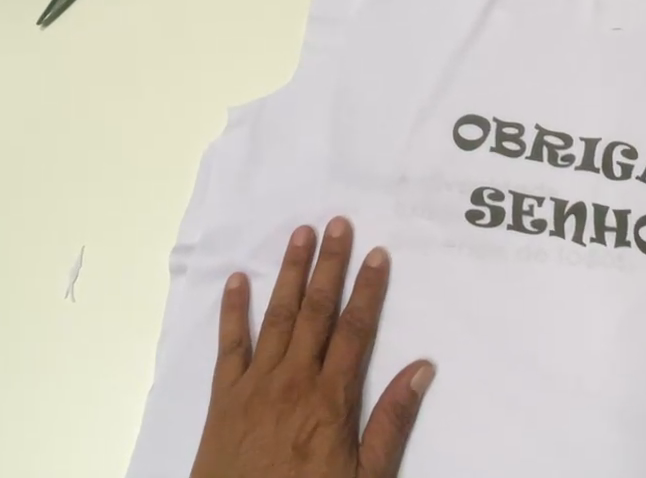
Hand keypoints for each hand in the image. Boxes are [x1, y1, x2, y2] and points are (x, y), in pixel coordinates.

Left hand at [190, 219, 433, 477]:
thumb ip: (392, 422)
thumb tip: (423, 368)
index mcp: (330, 398)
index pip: (355, 329)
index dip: (369, 289)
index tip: (378, 253)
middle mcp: (294, 380)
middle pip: (316, 310)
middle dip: (330, 264)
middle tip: (338, 223)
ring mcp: (255, 385)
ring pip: (277, 316)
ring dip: (290, 272)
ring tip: (301, 233)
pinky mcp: (222, 398)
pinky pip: (229, 346)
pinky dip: (232, 311)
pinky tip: (237, 279)